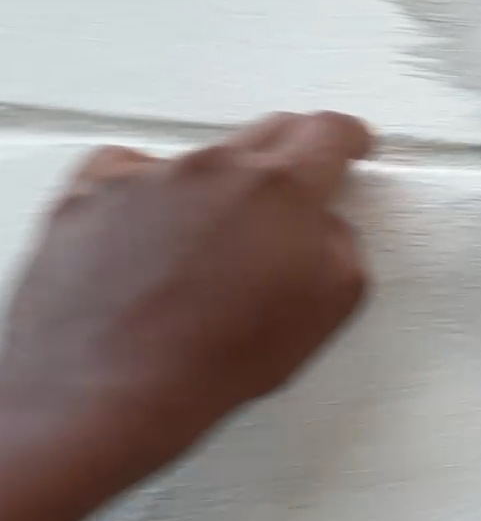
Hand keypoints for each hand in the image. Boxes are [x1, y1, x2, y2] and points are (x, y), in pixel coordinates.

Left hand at [0, 112, 372, 485]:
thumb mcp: (338, 295)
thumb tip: (320, 220)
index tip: (357, 149)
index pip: (331, 130)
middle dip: (300, 152)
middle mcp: (215, 167)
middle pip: (273, 129)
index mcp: (285, 186)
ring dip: (230, 182)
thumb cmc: (240, 348)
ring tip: (224, 234)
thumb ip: (342, 239)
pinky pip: (132, 169)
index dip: (353, 138)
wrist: (112, 391)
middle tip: (304, 192)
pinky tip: (160, 227)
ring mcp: (142, 178)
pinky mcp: (82, 199)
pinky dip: (157, 187)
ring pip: (208, 156)